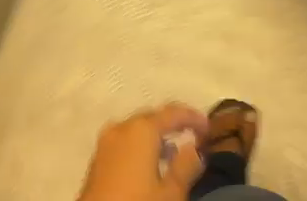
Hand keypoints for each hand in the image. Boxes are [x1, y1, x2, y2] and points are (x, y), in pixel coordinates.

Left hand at [76, 104, 210, 200]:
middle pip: (152, 118)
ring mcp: (106, 143)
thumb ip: (186, 166)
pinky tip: (150, 167)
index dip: (193, 117)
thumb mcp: (171, 193)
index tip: (209, 128)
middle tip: (193, 138)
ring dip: (156, 138)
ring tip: (173, 155)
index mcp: (141, 129)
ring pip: (136, 131)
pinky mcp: (97, 160)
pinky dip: (140, 148)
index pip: (172, 112)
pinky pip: (124, 144)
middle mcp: (121, 128)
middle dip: (173, 125)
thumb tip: (194, 148)